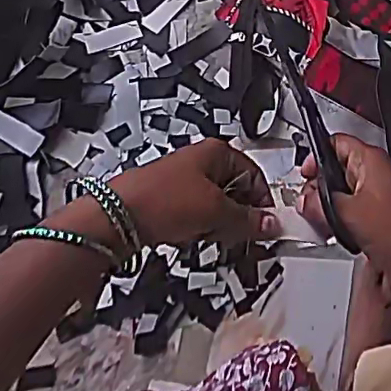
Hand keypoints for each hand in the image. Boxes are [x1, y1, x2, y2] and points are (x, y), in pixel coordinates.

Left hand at [107, 139, 277, 246]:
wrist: (118, 216)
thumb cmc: (161, 199)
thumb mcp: (215, 210)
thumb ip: (248, 219)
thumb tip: (271, 224)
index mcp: (217, 152)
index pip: (255, 175)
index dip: (263, 202)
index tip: (269, 227)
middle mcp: (202, 162)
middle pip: (237, 192)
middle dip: (239, 216)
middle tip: (239, 235)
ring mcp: (186, 182)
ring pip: (218, 207)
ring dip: (218, 225)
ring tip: (207, 235)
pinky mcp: (172, 201)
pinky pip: (199, 216)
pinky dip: (200, 229)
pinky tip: (190, 237)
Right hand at [298, 135, 390, 276]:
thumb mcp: (348, 212)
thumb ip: (319, 202)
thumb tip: (305, 199)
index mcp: (370, 160)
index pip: (335, 142)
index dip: (316, 156)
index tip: (306, 173)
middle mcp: (373, 172)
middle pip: (334, 168)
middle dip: (319, 186)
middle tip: (312, 202)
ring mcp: (374, 194)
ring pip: (339, 191)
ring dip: (327, 206)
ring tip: (325, 221)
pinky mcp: (375, 214)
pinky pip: (348, 208)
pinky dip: (339, 218)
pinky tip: (337, 231)